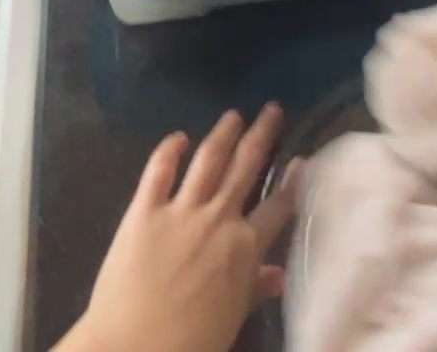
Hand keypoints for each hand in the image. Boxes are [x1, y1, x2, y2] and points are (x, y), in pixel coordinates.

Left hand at [59, 104, 299, 351]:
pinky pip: (158, 172)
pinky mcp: (144, 211)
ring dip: (223, 133)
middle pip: (246, 167)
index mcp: (245, 247)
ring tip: (233, 115)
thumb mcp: (231, 319)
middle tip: (272, 109)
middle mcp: (218, 218)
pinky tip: (178, 137)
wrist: (135, 350)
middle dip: (262, 135)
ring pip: (208, 160)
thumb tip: (278, 274)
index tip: (301, 158)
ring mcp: (181, 210)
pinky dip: (168, 150)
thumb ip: (253, 289)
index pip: (277, 207)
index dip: (291, 182)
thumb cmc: (190, 343)